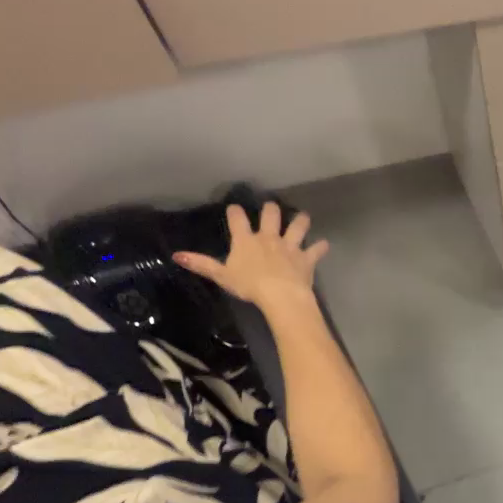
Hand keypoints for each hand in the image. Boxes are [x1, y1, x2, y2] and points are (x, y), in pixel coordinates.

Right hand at [174, 202, 327, 309]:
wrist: (280, 295)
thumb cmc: (250, 286)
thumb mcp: (222, 275)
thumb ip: (202, 264)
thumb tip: (176, 255)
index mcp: (246, 240)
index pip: (237, 218)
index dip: (235, 211)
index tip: (235, 208)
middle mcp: (269, 238)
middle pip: (270, 215)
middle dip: (271, 209)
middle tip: (272, 206)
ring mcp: (290, 246)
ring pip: (298, 227)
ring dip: (301, 221)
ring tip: (304, 216)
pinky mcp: (307, 258)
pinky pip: (316, 250)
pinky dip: (321, 247)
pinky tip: (325, 244)